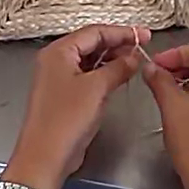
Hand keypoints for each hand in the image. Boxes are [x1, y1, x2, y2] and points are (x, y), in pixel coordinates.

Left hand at [3, 25, 150, 188]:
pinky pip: (87, 77)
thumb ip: (118, 68)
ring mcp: (58, 80)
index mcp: (58, 52)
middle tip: (142, 47)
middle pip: (90, 44)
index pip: (94, 32)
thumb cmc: (66, 119)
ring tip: (135, 62)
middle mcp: (55, 62)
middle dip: (117, 45)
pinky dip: (104, 75)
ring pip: (89, 61)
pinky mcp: (64, 97)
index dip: (121, 32)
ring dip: (112, 60)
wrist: (46, 155)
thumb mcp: (97, 88)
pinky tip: (119, 78)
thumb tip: (134, 57)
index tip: (143, 35)